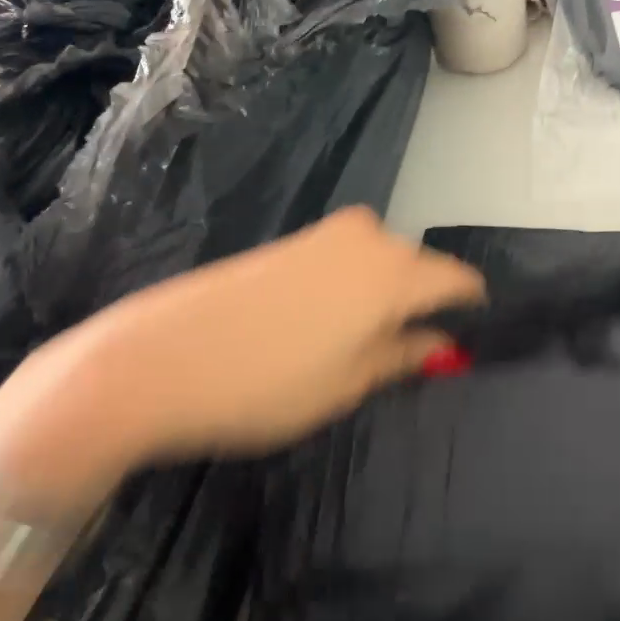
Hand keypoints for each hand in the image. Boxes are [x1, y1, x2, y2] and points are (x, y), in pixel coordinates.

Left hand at [0, 209, 484, 511]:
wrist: (148, 363)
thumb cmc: (264, 385)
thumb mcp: (348, 384)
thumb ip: (404, 356)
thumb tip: (443, 345)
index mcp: (394, 273)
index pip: (458, 280)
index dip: (471, 311)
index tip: (471, 341)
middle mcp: (368, 239)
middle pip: (418, 267)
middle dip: (425, 303)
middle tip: (414, 353)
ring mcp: (322, 236)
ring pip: (380, 260)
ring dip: (386, 294)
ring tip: (365, 343)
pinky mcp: (286, 242)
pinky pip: (344, 258)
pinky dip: (351, 285)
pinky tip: (321, 326)